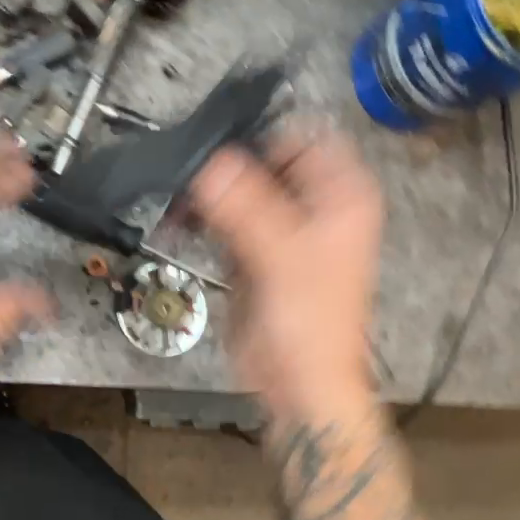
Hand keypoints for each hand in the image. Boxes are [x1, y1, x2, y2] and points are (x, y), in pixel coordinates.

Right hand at [190, 131, 383, 424]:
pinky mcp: (252, 256)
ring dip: (208, 194)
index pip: (304, 138)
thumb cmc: (314, 324)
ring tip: (177, 197)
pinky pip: (224, 224)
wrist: (299, 383)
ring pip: (239, 192)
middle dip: (227, 165)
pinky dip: (202, 221)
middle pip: (265, 163)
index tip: (220, 139)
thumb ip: (245, 205)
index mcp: (342, 196)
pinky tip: (178, 220)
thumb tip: (210, 164)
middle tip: (187, 166)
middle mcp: (313, 206)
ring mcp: (280, 231)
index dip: (264, 136)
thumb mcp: (282, 255)